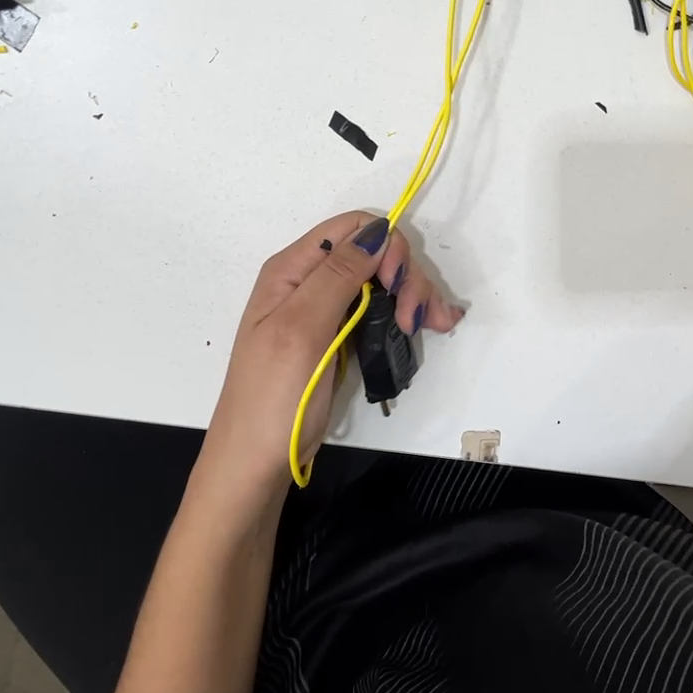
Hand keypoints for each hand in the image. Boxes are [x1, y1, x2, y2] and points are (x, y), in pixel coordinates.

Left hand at [203, 212, 459, 495]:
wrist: (256, 464)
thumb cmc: (273, 398)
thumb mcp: (301, 330)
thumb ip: (337, 275)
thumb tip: (377, 230)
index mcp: (292, 270)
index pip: (351, 228)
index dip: (385, 246)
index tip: (398, 285)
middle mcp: (310, 281)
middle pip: (373, 253)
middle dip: (406, 277)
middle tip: (419, 321)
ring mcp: (326, 310)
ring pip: (383, 281)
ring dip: (415, 296)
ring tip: (436, 326)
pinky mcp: (340, 336)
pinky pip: (381, 309)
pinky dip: (410, 314)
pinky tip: (434, 326)